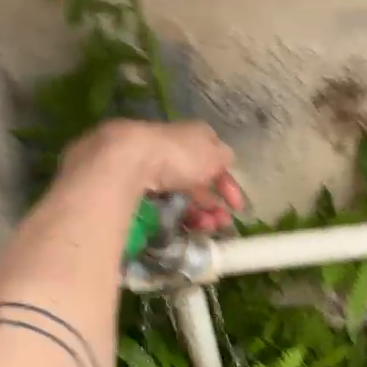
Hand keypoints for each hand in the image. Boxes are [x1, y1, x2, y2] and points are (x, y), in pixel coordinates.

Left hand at [64, 120, 245, 231]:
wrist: (128, 161)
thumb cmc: (178, 154)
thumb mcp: (213, 152)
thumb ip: (224, 157)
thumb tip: (225, 161)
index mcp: (190, 137)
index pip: (214, 162)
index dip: (228, 185)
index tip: (238, 207)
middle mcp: (170, 150)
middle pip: (197, 182)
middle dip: (213, 205)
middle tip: (222, 224)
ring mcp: (150, 168)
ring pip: (180, 196)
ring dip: (199, 214)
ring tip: (206, 229)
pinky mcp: (132, 186)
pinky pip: (161, 205)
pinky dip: (177, 217)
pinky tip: (185, 227)